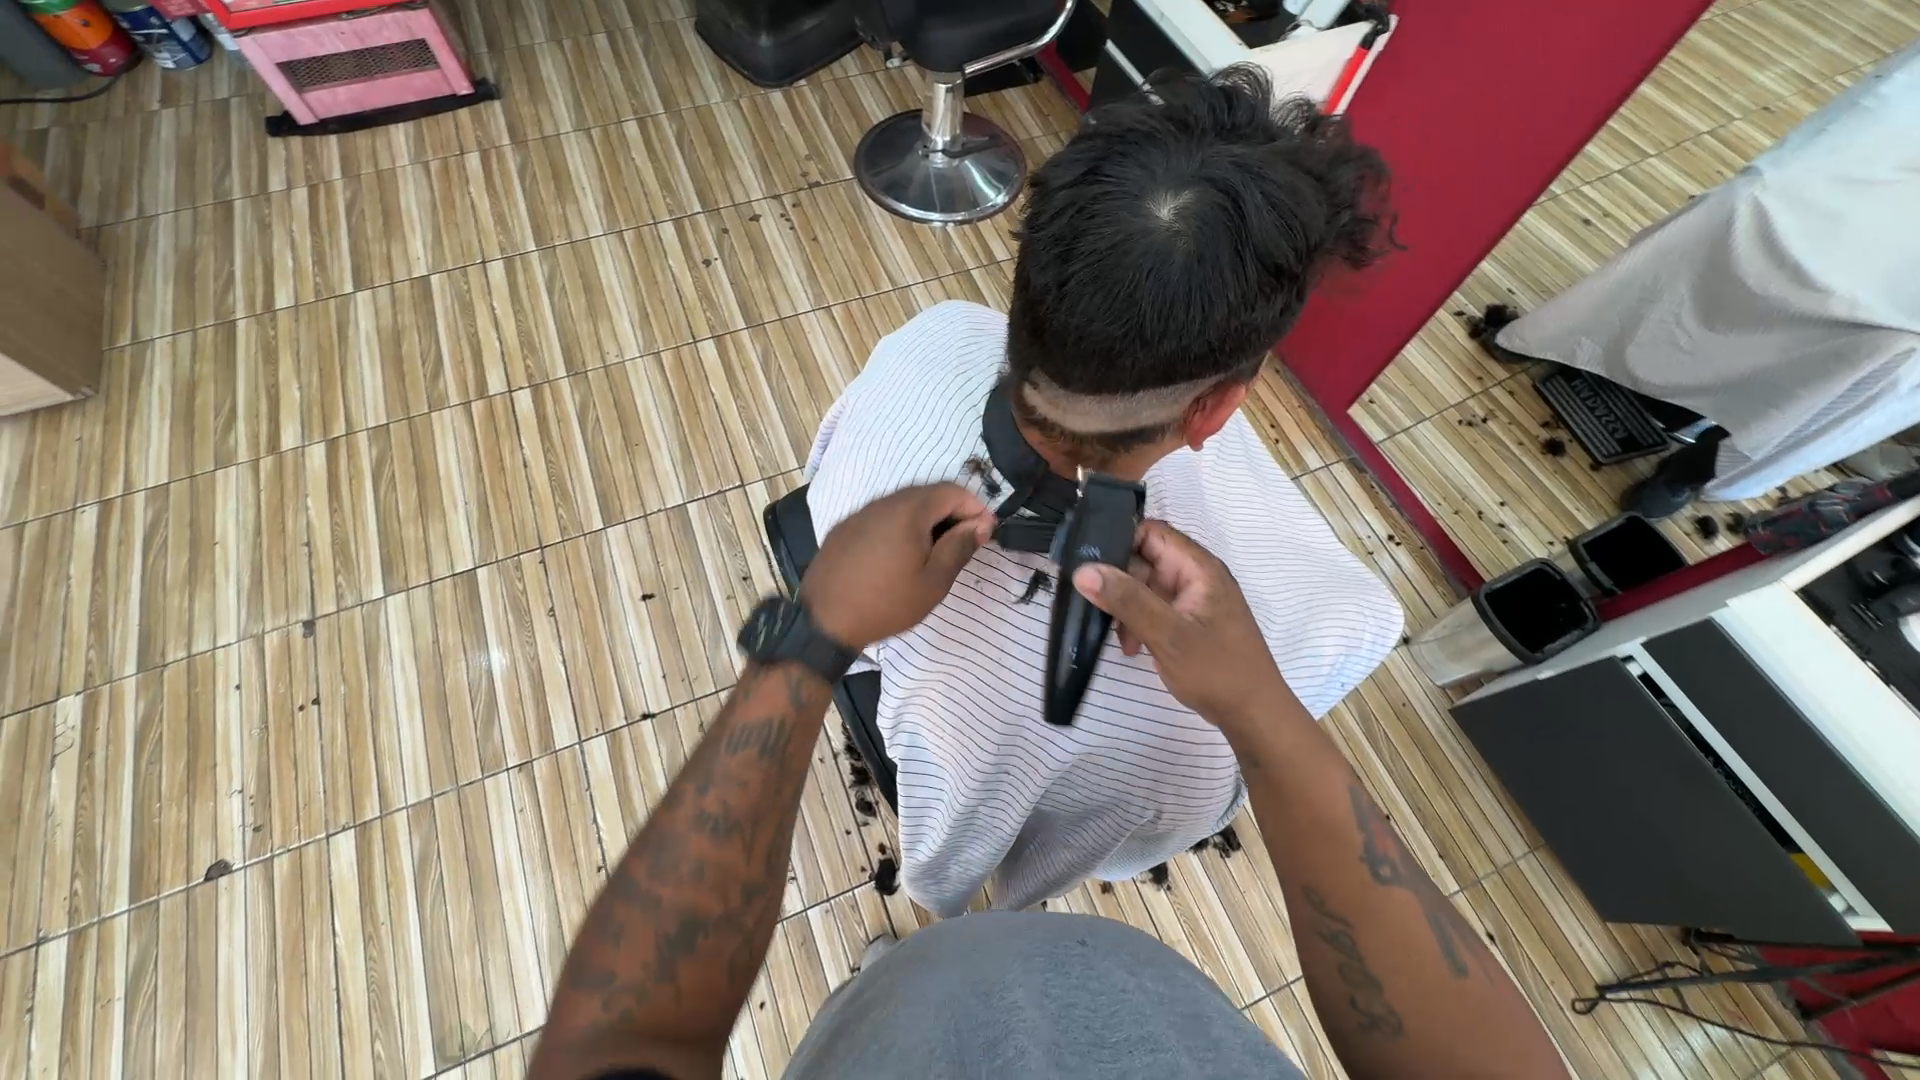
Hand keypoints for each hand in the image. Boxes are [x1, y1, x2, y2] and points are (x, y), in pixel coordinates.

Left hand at [801, 483, 994, 649]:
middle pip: (927, 493)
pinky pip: (881, 517)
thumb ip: (959, 547)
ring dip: (926, 519)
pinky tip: (902, 554)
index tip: (987, 533)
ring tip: (936, 550)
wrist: (824, 622)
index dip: (976, 508)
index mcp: (908, 510)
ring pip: (903, 504)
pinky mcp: (844, 528)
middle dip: (952, 512)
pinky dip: (901, 526)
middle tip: (966, 542)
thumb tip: (981, 524)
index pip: (953, 491)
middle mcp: (883, 502)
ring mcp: (860, 513)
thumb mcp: (933, 582)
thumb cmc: (886, 603)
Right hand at [1072, 520, 1294, 726]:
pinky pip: (1153, 609)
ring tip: (1120, 637)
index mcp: (1198, 568)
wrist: (1254, 715)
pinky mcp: (1187, 622)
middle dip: (1118, 583)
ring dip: (1126, 608)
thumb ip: (1127, 600)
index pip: (1152, 532)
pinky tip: (1132, 647)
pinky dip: (1137, 623)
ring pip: (1144, 587)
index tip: (1089, 564)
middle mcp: (1195, 577)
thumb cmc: (1217, 670)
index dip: (1119, 541)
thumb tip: (1083, 570)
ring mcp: (1192, 600)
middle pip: (1144, 560)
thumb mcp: (1167, 634)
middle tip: (1096, 608)